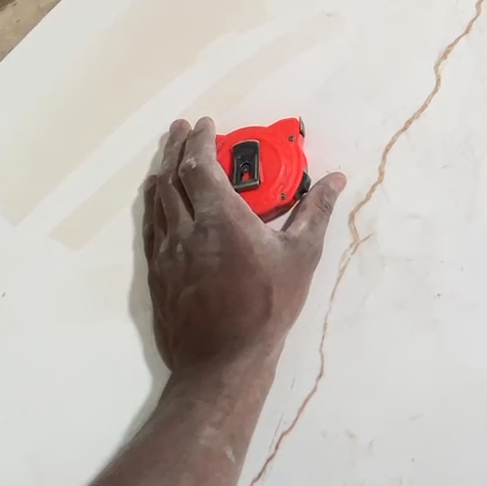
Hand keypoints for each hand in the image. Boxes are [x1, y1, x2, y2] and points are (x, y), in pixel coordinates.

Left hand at [142, 118, 346, 377]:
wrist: (222, 362)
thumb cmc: (268, 304)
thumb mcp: (302, 255)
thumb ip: (317, 211)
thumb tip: (337, 178)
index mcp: (221, 220)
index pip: (201, 167)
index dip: (201, 141)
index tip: (206, 123)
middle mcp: (186, 231)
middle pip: (171, 179)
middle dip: (176, 148)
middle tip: (180, 127)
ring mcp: (166, 254)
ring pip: (156, 202)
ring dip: (161, 172)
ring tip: (168, 155)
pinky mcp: (157, 276)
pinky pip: (150, 227)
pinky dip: (153, 203)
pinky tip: (156, 200)